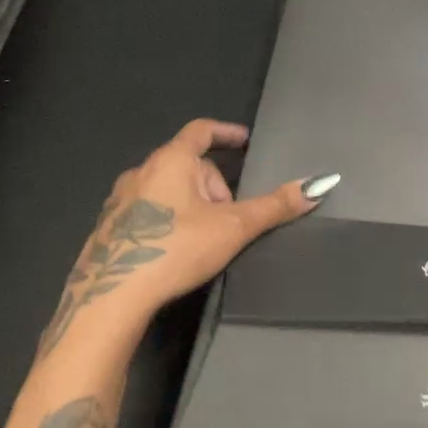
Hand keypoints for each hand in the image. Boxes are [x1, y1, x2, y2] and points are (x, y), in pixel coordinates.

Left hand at [35, 119, 338, 359]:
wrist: (110, 296)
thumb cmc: (174, 249)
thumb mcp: (233, 227)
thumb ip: (275, 206)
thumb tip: (319, 184)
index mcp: (171, 161)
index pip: (201, 131)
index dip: (225, 132)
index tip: (244, 140)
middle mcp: (141, 172)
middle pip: (188, 165)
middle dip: (214, 186)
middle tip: (230, 219)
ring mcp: (120, 200)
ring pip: (167, 189)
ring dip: (190, 204)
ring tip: (204, 239)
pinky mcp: (108, 228)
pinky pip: (147, 212)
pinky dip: (167, 221)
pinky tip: (175, 251)